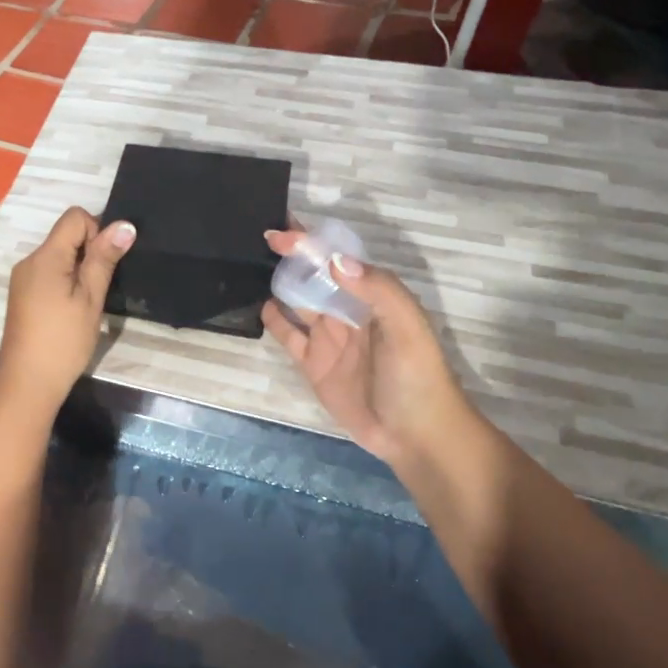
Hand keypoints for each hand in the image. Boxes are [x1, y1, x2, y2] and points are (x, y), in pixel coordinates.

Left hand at [0, 207, 135, 406]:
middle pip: (65, 235)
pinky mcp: (22, 295)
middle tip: (100, 288)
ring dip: (78, 269)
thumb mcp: (90, 299)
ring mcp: (22, 279)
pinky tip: (72, 310)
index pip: (75, 217)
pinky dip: (65, 282)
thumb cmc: (63, 341)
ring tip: (87, 302)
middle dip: (89, 252)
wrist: (27, 382)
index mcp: (45, 256)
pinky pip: (48, 273)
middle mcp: (29, 261)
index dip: (97, 232)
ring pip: (57, 256)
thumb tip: (124, 225)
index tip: (105, 265)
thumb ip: (104, 259)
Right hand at [261, 230, 469, 465]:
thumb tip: (335, 260)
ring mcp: (329, 339)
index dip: (312, 245)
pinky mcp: (313, 365)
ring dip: (281, 283)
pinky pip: (289, 336)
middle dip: (294, 256)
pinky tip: (260, 304)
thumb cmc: (416, 377)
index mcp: (374, 299)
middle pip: (317, 276)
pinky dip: (275, 319)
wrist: (414, 435)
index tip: (282, 232)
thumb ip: (378, 290)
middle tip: (262, 235)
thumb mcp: (407, 328)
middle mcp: (349, 313)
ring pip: (300, 301)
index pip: (339, 261)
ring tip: (251, 264)